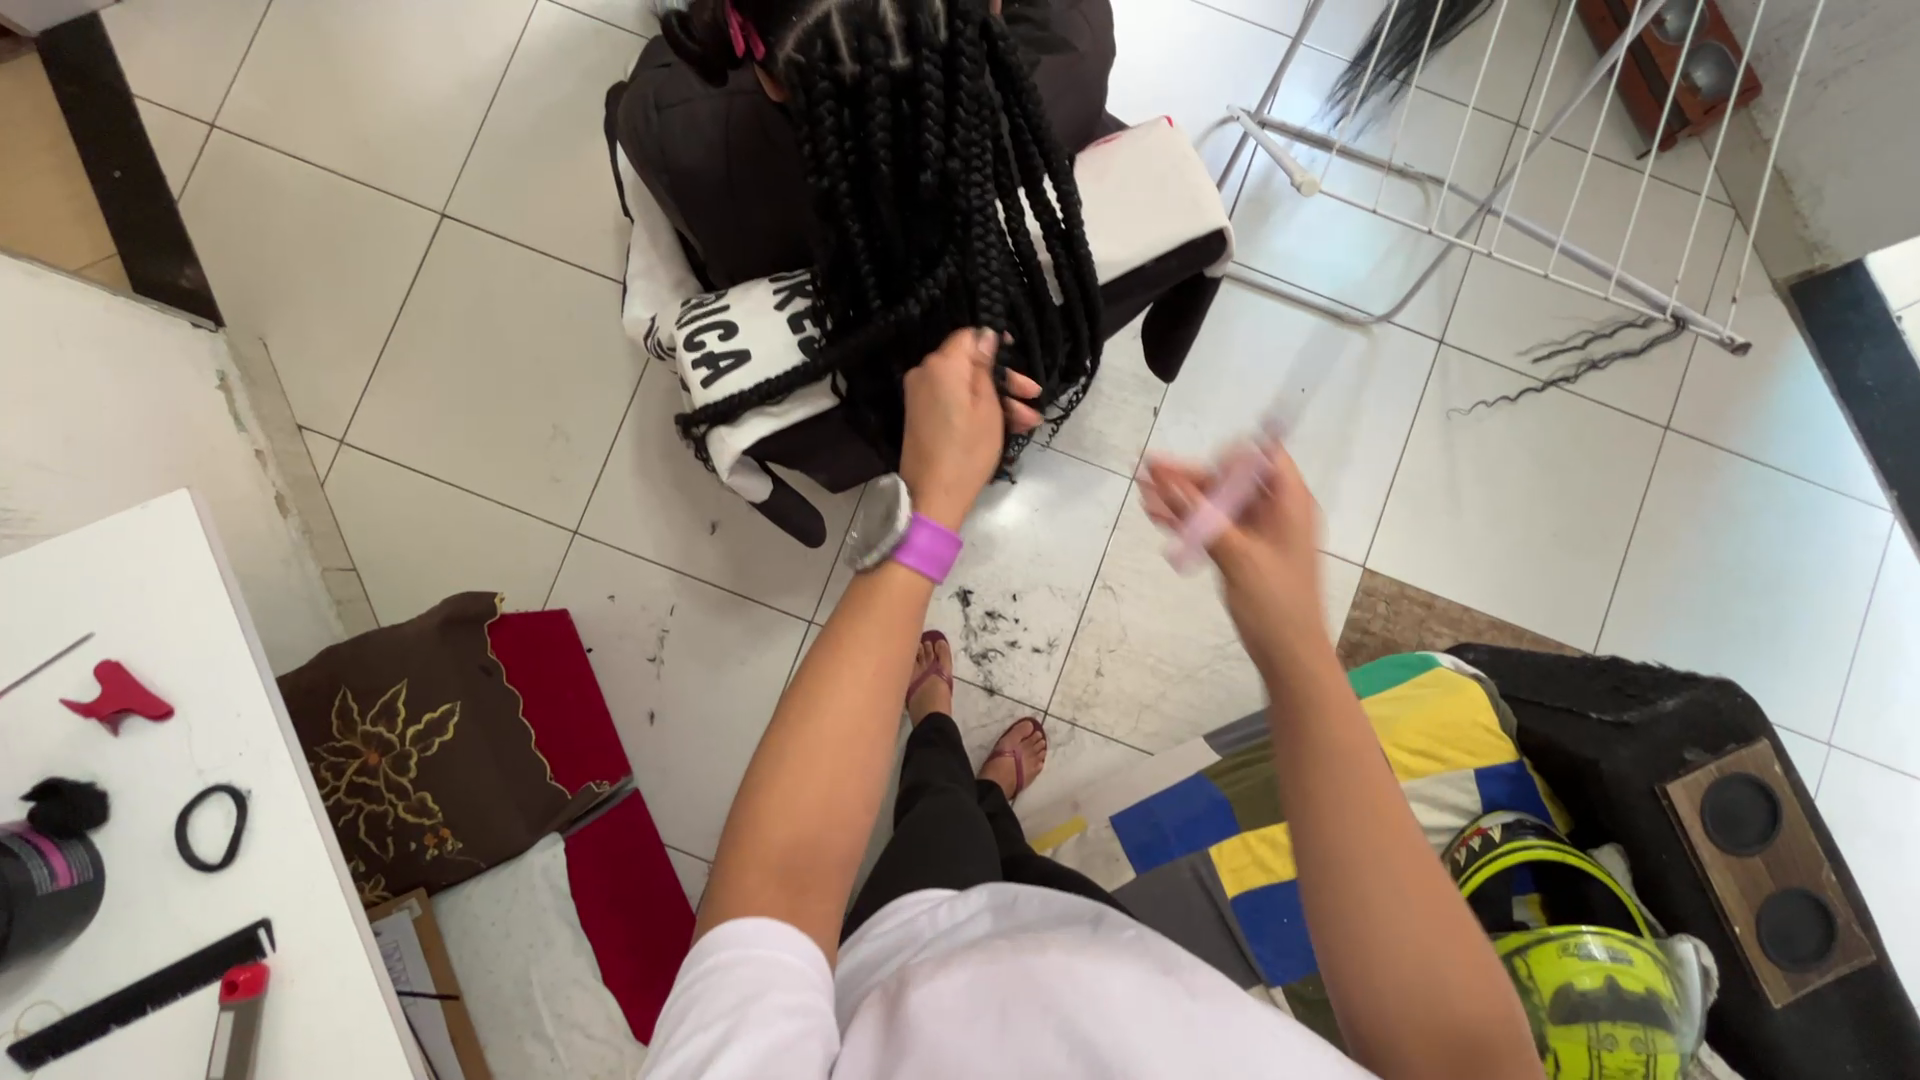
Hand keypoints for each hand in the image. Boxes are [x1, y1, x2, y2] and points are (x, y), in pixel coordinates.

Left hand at [899, 328, 1042, 528]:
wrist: (934, 495)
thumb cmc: (967, 450)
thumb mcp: (988, 407)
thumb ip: (986, 366)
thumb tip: (986, 336)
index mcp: (941, 365)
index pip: (969, 336)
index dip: (995, 342)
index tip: (1018, 356)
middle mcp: (925, 373)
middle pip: (969, 363)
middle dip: (1004, 379)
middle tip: (1033, 394)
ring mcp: (921, 395)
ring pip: (965, 386)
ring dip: (998, 399)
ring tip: (1029, 421)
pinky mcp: (922, 415)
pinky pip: (954, 401)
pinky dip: (978, 409)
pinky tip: (1011, 426)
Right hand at [1139, 441, 1332, 677]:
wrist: (1288, 654)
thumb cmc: (1274, 604)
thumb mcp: (1236, 556)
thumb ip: (1200, 516)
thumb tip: (1167, 480)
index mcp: (1290, 504)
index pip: (1266, 457)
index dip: (1232, 456)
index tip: (1198, 467)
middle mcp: (1275, 512)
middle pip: (1230, 480)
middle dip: (1189, 477)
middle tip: (1148, 473)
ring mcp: (1257, 533)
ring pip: (1215, 503)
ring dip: (1180, 499)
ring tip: (1142, 493)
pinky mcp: (1242, 551)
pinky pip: (1212, 526)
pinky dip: (1187, 521)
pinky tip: (1156, 516)